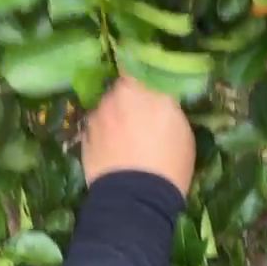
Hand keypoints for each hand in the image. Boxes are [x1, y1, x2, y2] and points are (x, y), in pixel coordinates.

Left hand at [82, 77, 194, 196]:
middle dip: (127, 98)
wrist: (135, 199)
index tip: (146, 83)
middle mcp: (119, 96)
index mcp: (148, 90)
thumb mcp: (182, 133)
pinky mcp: (84, 135)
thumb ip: (167, 109)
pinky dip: (101, 134)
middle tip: (137, 115)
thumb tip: (161, 105)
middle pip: (121, 88)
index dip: (141, 74)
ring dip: (112, 116)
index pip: (139, 66)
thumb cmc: (169, 166)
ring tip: (122, 138)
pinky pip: (95, 127)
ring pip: (105, 107)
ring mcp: (98, 115)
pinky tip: (111, 150)